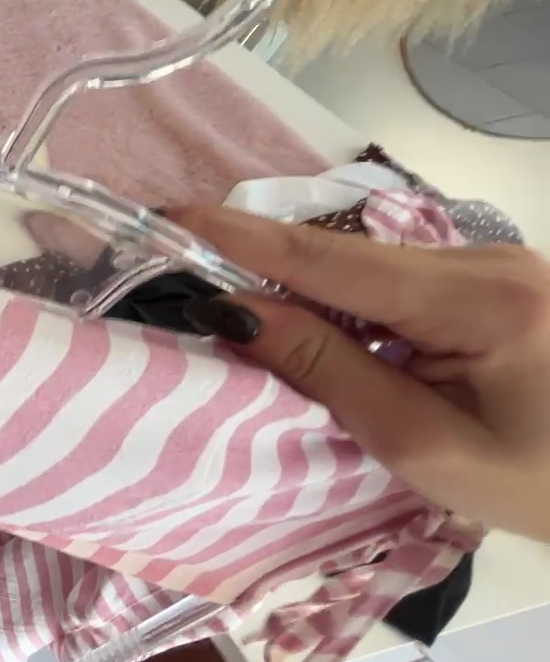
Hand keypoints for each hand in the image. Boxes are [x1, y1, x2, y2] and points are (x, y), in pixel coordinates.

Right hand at [169, 205, 549, 542]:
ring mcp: (498, 267)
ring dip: (294, 288)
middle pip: (334, 257)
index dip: (232, 235)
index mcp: (477, 301)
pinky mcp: (500, 282)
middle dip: (252, 266)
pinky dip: (334, 300)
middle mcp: (487, 262)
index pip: (320, 258)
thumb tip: (229, 310)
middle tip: (182, 285)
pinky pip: (386, 279)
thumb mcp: (425, 444)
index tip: (162, 217)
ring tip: (247, 320)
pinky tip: (321, 332)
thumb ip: (321, 369)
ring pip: (357, 266)